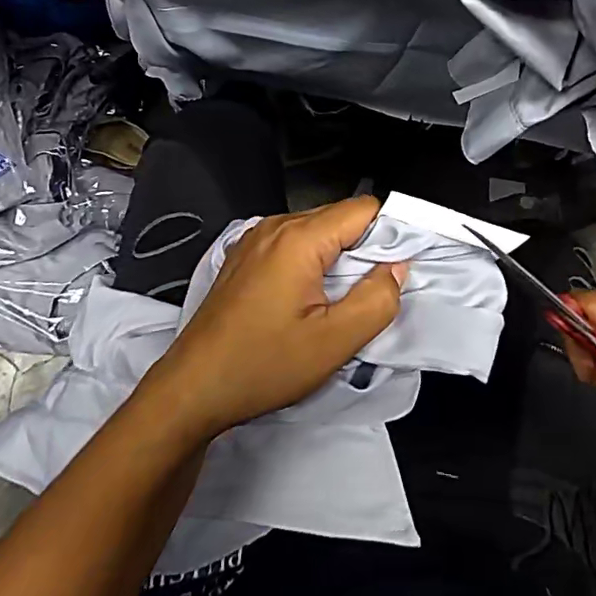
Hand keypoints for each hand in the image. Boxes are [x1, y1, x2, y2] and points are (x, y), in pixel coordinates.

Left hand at [135, 197, 405, 438]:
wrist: (194, 386)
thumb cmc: (260, 365)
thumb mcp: (333, 342)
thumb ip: (376, 300)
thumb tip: (396, 269)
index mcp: (297, 239)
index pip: (362, 209)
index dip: (390, 233)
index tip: (401, 267)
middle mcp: (274, 228)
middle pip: (339, 217)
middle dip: (365, 249)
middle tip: (372, 293)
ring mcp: (255, 240)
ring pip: (317, 232)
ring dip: (338, 259)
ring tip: (339, 303)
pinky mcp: (245, 257)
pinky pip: (292, 244)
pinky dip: (312, 263)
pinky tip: (309, 301)